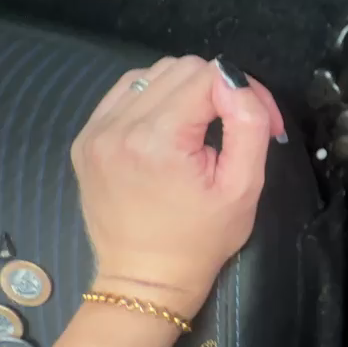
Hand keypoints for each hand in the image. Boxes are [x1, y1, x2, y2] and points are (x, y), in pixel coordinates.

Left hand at [70, 55, 286, 317]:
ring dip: (187, 89)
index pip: (210, 75)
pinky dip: (156, 96)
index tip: (261, 122)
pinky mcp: (86, 138)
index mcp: (159, 139)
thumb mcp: (245, 184)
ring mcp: (95, 132)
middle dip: (219, 87)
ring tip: (201, 125)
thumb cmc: (203, 237)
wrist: (144, 279)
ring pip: (154, 72)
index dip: (245, 90)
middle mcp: (118, 127)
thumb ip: (248, 123)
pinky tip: (170, 124)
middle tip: (236, 124)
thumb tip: (235, 82)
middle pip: (183, 68)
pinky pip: (128, 90)